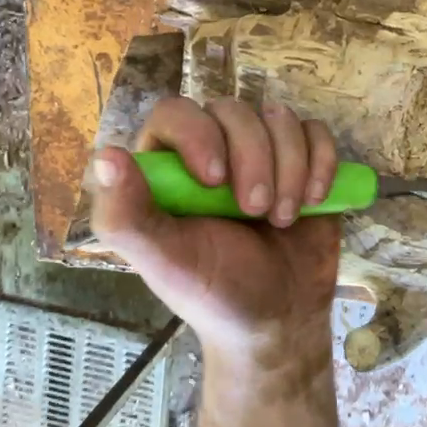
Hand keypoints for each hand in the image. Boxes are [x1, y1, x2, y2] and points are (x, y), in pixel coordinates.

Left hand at [86, 97, 341, 359]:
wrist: (280, 316)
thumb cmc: (213, 290)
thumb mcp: (164, 261)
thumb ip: (126, 216)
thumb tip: (105, 156)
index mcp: (170, 165)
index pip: (176, 112)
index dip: (198, 134)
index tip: (214, 180)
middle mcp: (215, 146)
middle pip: (234, 110)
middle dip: (254, 159)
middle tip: (256, 211)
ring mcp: (264, 148)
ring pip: (279, 116)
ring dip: (290, 167)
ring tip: (284, 217)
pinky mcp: (305, 156)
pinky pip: (316, 130)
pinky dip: (321, 162)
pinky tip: (315, 199)